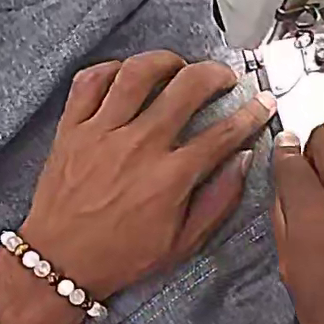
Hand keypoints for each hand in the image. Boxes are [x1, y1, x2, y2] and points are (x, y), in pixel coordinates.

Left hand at [0, 52, 276, 323]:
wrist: (61, 263)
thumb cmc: (121, 256)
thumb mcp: (182, 243)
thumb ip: (218, 201)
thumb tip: (243, 162)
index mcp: (169, 177)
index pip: (223, 133)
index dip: (250, 113)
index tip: (262, 102)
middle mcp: (138, 146)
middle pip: (187, 87)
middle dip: (215, 74)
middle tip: (223, 78)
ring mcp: (101, 133)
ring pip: (138, 73)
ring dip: (166, 60)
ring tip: (178, 66)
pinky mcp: (72, 128)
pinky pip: (90, 81)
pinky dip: (111, 68)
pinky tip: (126, 75)